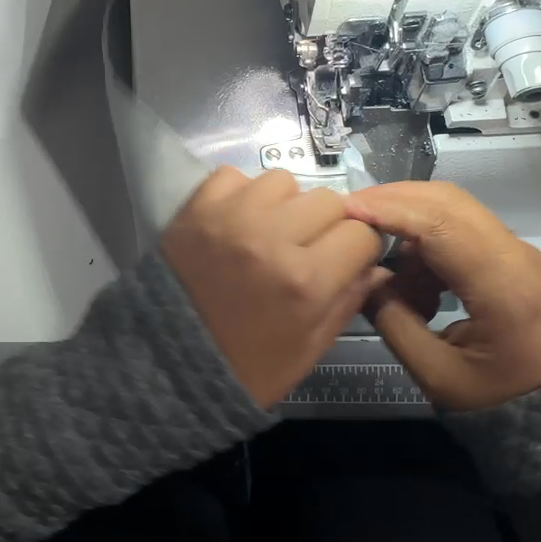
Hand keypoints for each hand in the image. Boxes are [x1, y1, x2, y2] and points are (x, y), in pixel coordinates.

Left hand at [161, 167, 384, 406]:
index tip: (344, 261)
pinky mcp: (196, 208)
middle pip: (329, 200)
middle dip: (327, 225)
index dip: (358, 249)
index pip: (362, 234)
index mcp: (306, 281)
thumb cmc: (245, 366)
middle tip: (305, 249)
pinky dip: (241, 192)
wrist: (165, 361)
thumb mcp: (308, 349)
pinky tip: (237, 220)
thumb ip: (347, 302)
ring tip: (269, 232)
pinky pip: (234, 175)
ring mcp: (230, 217)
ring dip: (285, 204)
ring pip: (284, 181)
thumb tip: (375, 266)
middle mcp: (271, 238)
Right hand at [343, 182, 540, 410]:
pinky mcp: (517, 258)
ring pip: (455, 210)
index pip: (440, 225)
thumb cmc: (499, 401)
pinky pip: (464, 230)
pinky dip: (427, 240)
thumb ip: (392, 320)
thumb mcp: (435, 373)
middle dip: (393, 200)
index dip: (389, 211)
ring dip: (409, 222)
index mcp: (505, 288)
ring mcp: (522, 254)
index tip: (345, 212)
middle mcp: (520, 257)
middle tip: (348, 215)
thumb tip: (364, 277)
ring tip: (381, 262)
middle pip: (449, 202)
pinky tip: (411, 277)